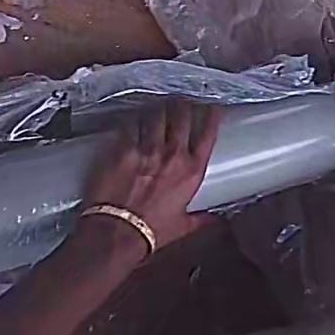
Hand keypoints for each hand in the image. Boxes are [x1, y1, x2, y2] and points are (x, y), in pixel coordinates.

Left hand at [81, 101, 221, 252]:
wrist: (117, 233)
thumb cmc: (152, 232)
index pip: (208, 134)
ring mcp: (147, 149)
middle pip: (182, 117)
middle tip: (184, 100)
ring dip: (161, 107)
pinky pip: (132, 124)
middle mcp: (173, 154)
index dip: (212, 116)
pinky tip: (136, 115)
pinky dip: (136, 118)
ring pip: (158, 115)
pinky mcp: (123, 148)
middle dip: (184, 105)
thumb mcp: (183, 226)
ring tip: (161, 103)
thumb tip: (217, 220)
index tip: (214, 108)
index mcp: (192, 171)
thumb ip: (201, 219)